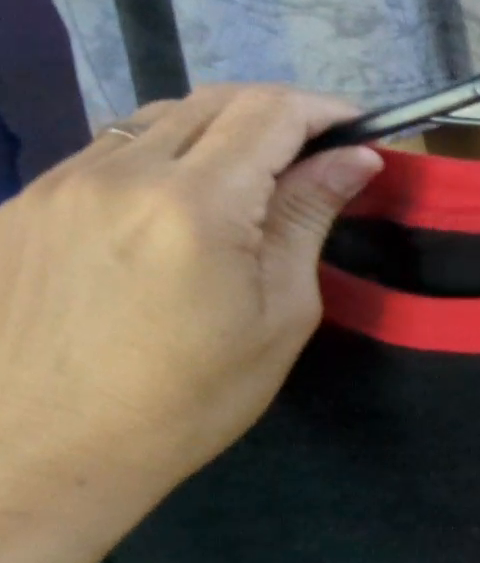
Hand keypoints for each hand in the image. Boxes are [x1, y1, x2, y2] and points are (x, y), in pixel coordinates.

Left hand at [0, 84, 380, 485]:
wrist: (39, 461)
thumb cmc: (191, 394)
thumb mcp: (282, 308)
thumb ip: (309, 217)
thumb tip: (355, 159)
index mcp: (193, 203)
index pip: (269, 112)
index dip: (325, 110)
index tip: (362, 132)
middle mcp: (115, 177)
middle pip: (212, 101)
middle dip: (278, 112)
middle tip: (321, 150)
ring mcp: (53, 189)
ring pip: (155, 120)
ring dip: (220, 131)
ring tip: (257, 176)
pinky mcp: (18, 212)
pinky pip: (108, 154)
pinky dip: (165, 156)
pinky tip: (184, 204)